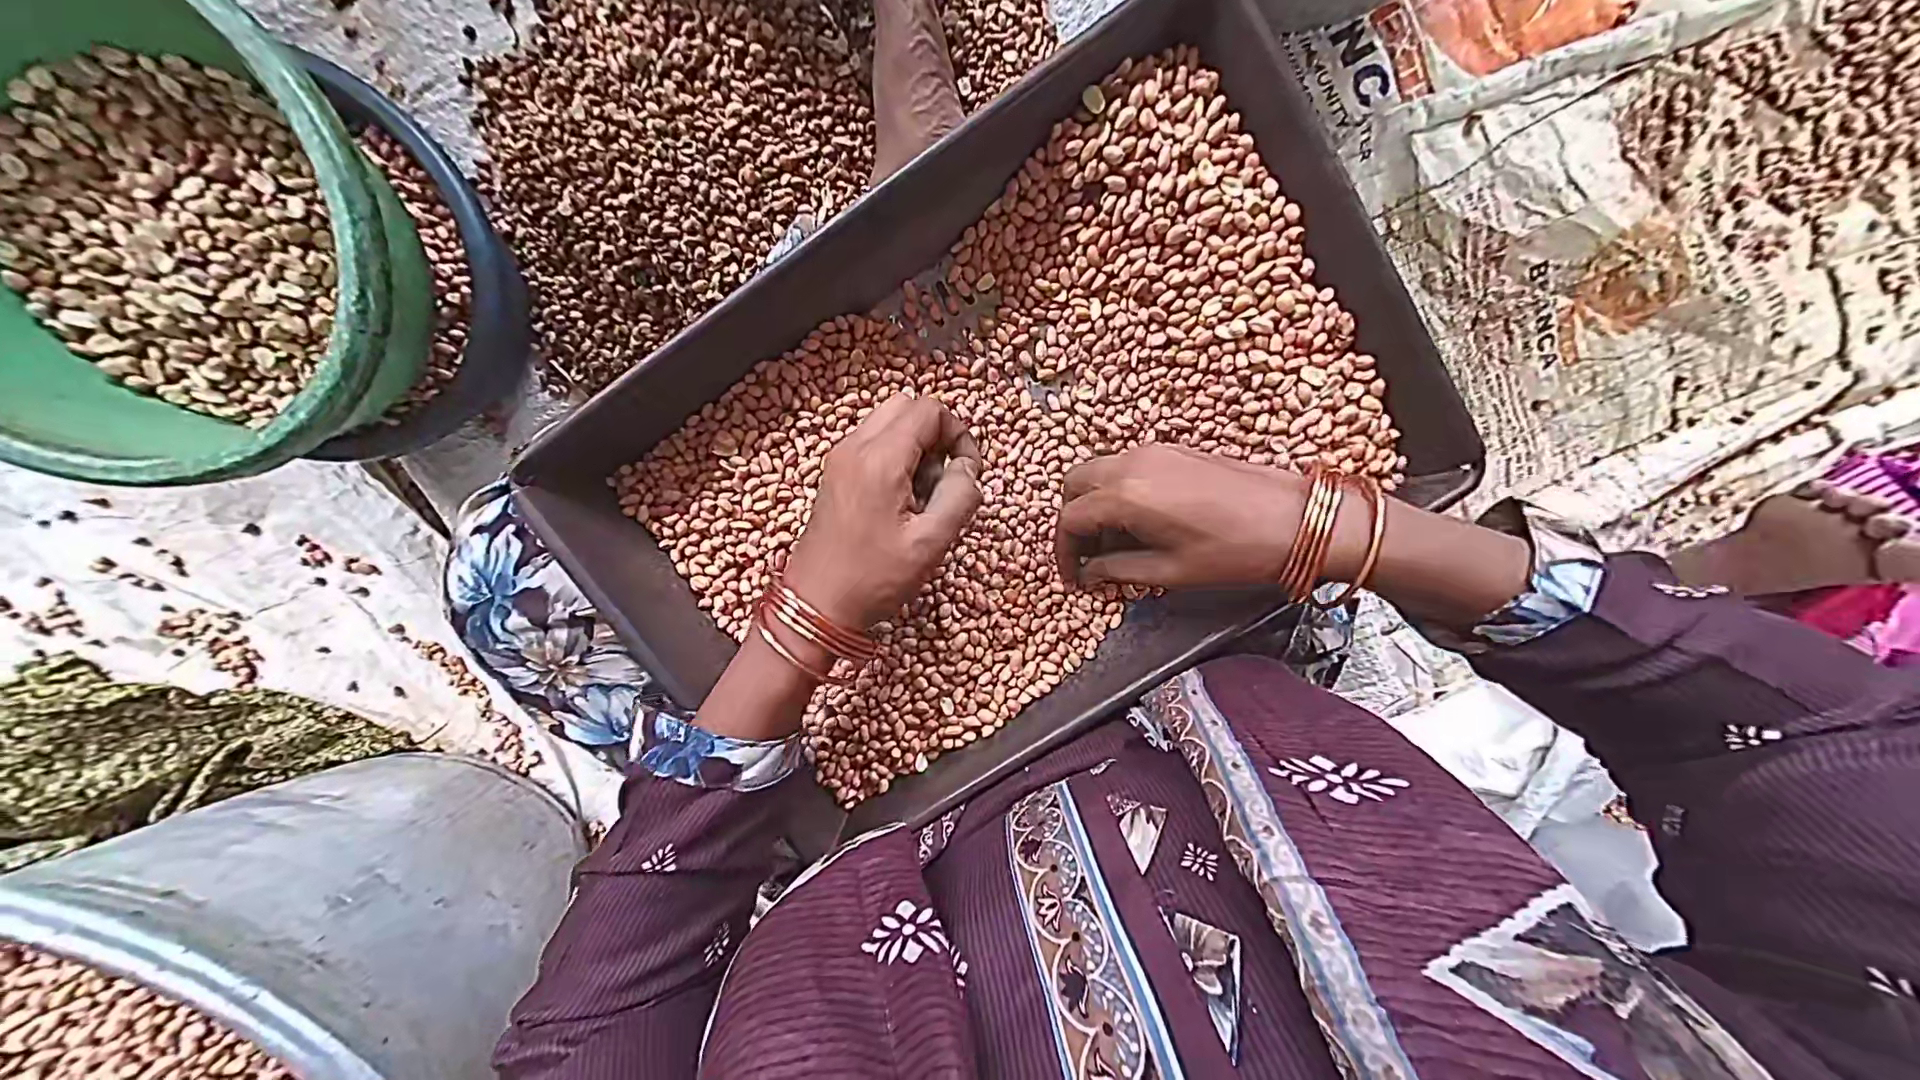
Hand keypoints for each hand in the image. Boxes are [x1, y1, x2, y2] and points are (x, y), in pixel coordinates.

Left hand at [785, 394, 983, 628]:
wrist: (816, 605)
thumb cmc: (873, 579)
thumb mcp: (930, 542)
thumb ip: (960, 496)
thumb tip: (968, 469)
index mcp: (878, 459)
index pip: (929, 410)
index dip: (959, 434)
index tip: (967, 472)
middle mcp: (854, 448)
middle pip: (906, 407)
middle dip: (936, 435)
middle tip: (945, 479)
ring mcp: (839, 460)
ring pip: (889, 424)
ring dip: (916, 447)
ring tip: (922, 497)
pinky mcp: (835, 475)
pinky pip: (873, 446)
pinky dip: (895, 459)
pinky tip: (900, 503)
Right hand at [1054, 444, 1361, 587]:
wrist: (1299, 518)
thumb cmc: (1236, 551)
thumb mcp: (1170, 571)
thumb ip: (1117, 570)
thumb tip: (1089, 574)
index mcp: (1126, 495)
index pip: (1071, 519)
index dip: (1065, 552)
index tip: (1074, 577)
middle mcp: (1131, 463)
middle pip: (1074, 486)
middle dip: (1073, 521)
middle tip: (1088, 556)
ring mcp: (1153, 451)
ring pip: (1098, 472)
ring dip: (1094, 504)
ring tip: (1114, 543)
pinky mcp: (1173, 449)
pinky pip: (1125, 466)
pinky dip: (1117, 491)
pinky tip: (1139, 521)